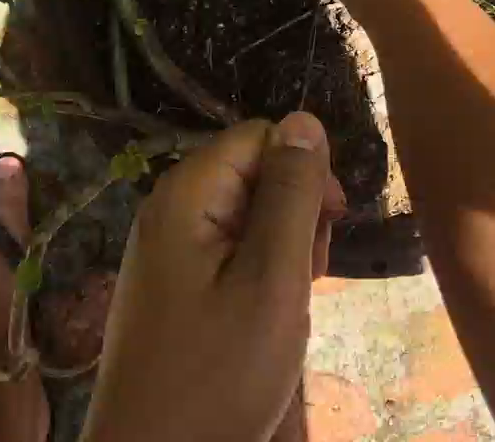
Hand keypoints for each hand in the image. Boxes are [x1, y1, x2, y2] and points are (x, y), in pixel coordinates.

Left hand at [81, 113, 345, 441]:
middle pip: (254, 174)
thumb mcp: (271, 280)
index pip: (262, 137)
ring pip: (247, 217)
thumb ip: (290, 195)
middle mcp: (170, 206)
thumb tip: (305, 118)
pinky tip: (263, 320)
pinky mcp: (172, 283)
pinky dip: (257, 276)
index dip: (303, 172)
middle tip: (303, 279)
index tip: (328, 226)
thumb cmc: (218, 375)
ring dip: (281, 252)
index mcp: (187, 191)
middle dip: (293, 217)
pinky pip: (229, 253)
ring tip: (285, 308)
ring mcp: (167, 247)